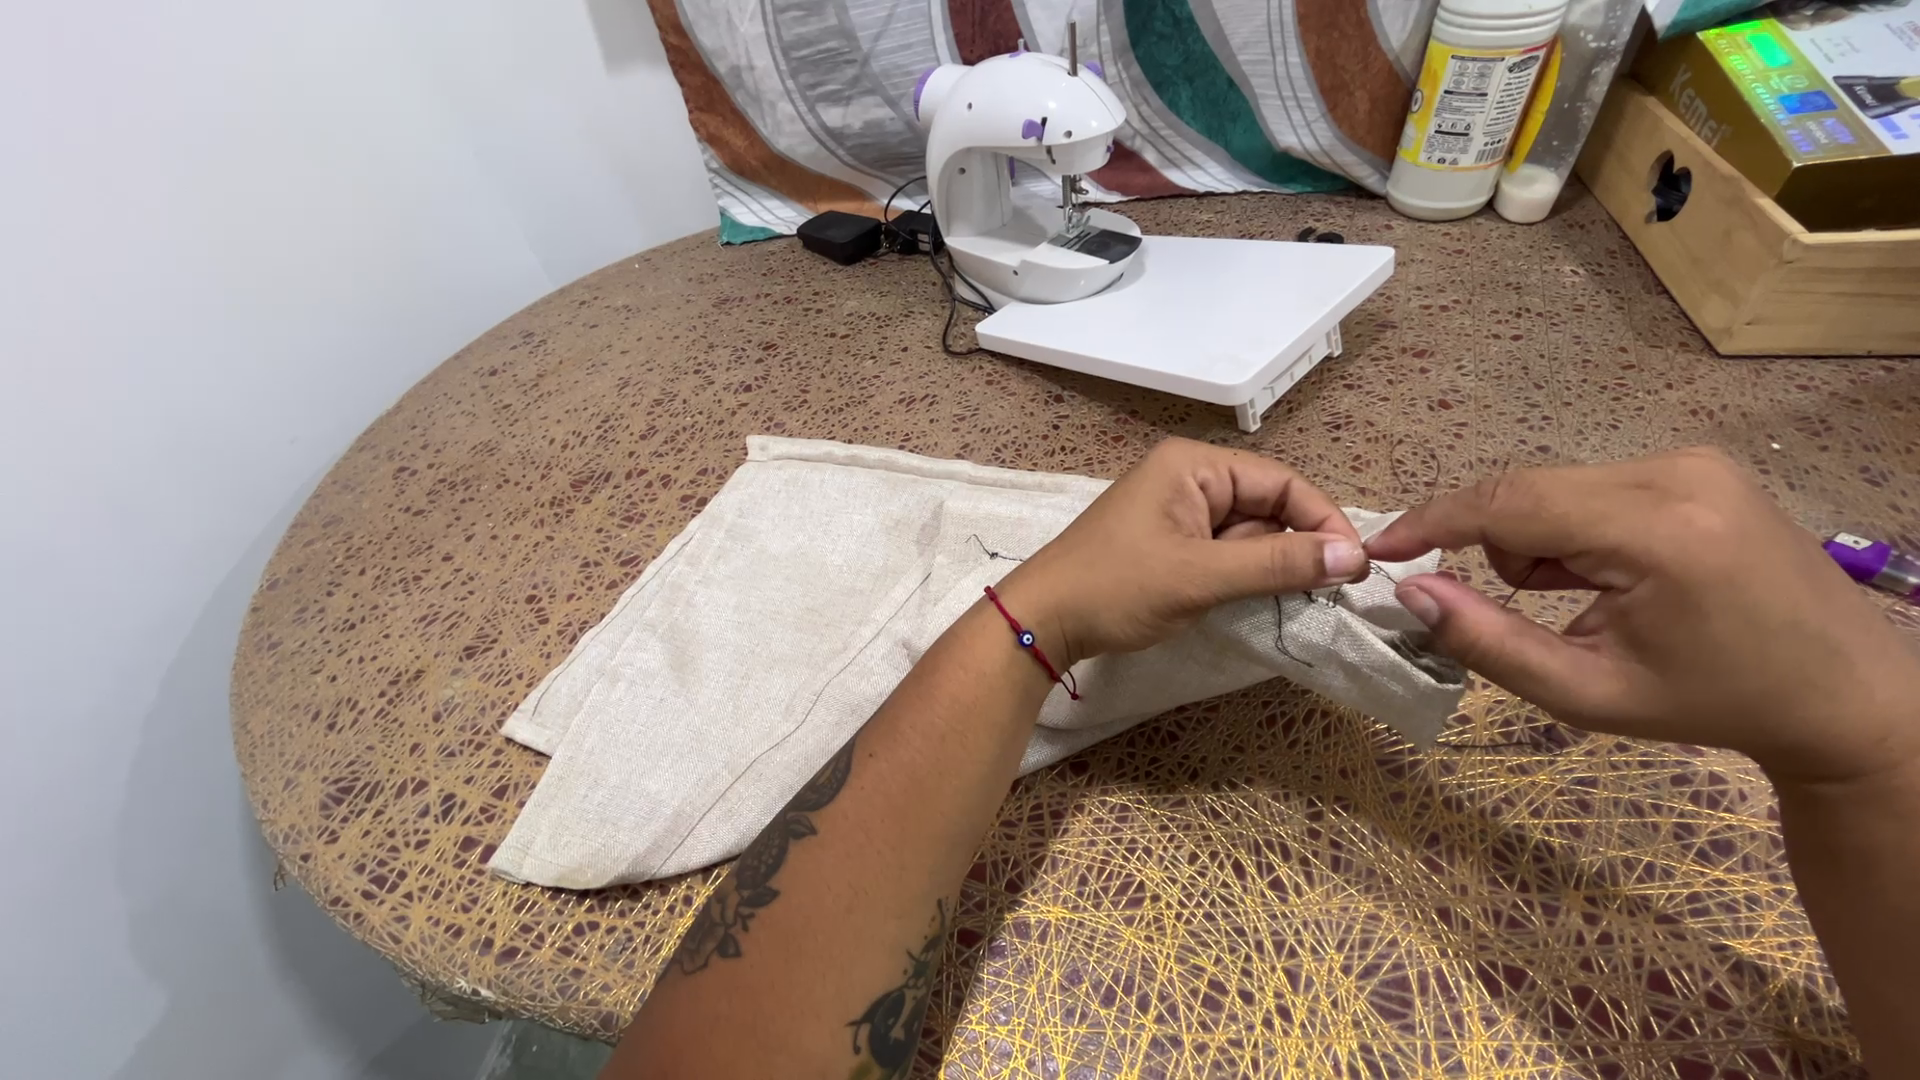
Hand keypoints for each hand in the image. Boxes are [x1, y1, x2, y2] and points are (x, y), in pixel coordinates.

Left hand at [993, 437, 1366, 665]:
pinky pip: (1220, 552)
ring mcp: (1175, 512)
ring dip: (1263, 565)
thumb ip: (1277, 563)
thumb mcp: (1201, 575)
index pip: (1280, 481)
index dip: (1322, 521)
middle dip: (1290, 547)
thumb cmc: (1117, 587)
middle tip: (1320, 592)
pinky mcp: (1167, 543)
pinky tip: (1239, 597)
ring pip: (1245, 534)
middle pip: (1265, 506)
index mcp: (1192, 465)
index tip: (1355, 567)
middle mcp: (1186, 478)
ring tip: (1272, 596)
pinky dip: (1237, 574)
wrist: (1044, 620)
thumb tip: (1353, 558)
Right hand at [1366, 447, 1919, 785]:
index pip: (1508, 504)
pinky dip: (1561, 529)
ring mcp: (1690, 463)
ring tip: (1571, 598)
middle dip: (1484, 544)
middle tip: (1493, 602)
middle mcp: (1675, 474)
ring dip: (1526, 540)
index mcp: (1659, 531)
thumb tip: (1407, 590)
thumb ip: (1484, 641)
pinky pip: (1581, 486)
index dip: (1430, 522)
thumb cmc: (1709, 703)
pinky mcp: (1693, 466)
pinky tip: (1600, 572)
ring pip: (1545, 488)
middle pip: (1520, 492)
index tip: (1376, 549)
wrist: (1847, 694)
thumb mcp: (1582, 692)